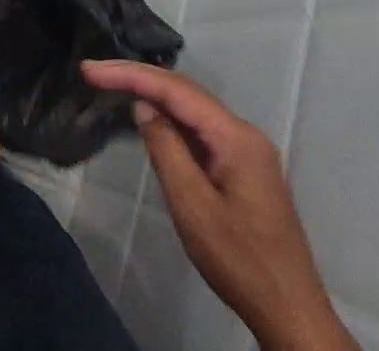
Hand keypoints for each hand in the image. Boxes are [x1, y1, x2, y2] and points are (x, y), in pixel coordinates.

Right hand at [82, 60, 356, 350]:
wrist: (289, 308)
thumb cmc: (239, 259)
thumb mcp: (192, 206)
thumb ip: (166, 149)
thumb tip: (144, 107)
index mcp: (236, 137)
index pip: (175, 90)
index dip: (130, 75)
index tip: (89, 71)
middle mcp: (244, 133)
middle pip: (185, 91)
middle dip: (138, 77)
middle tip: (93, 74)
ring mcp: (246, 150)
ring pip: (192, 110)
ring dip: (153, 95)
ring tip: (111, 86)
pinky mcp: (242, 168)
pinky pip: (200, 131)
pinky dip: (170, 119)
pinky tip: (148, 120)